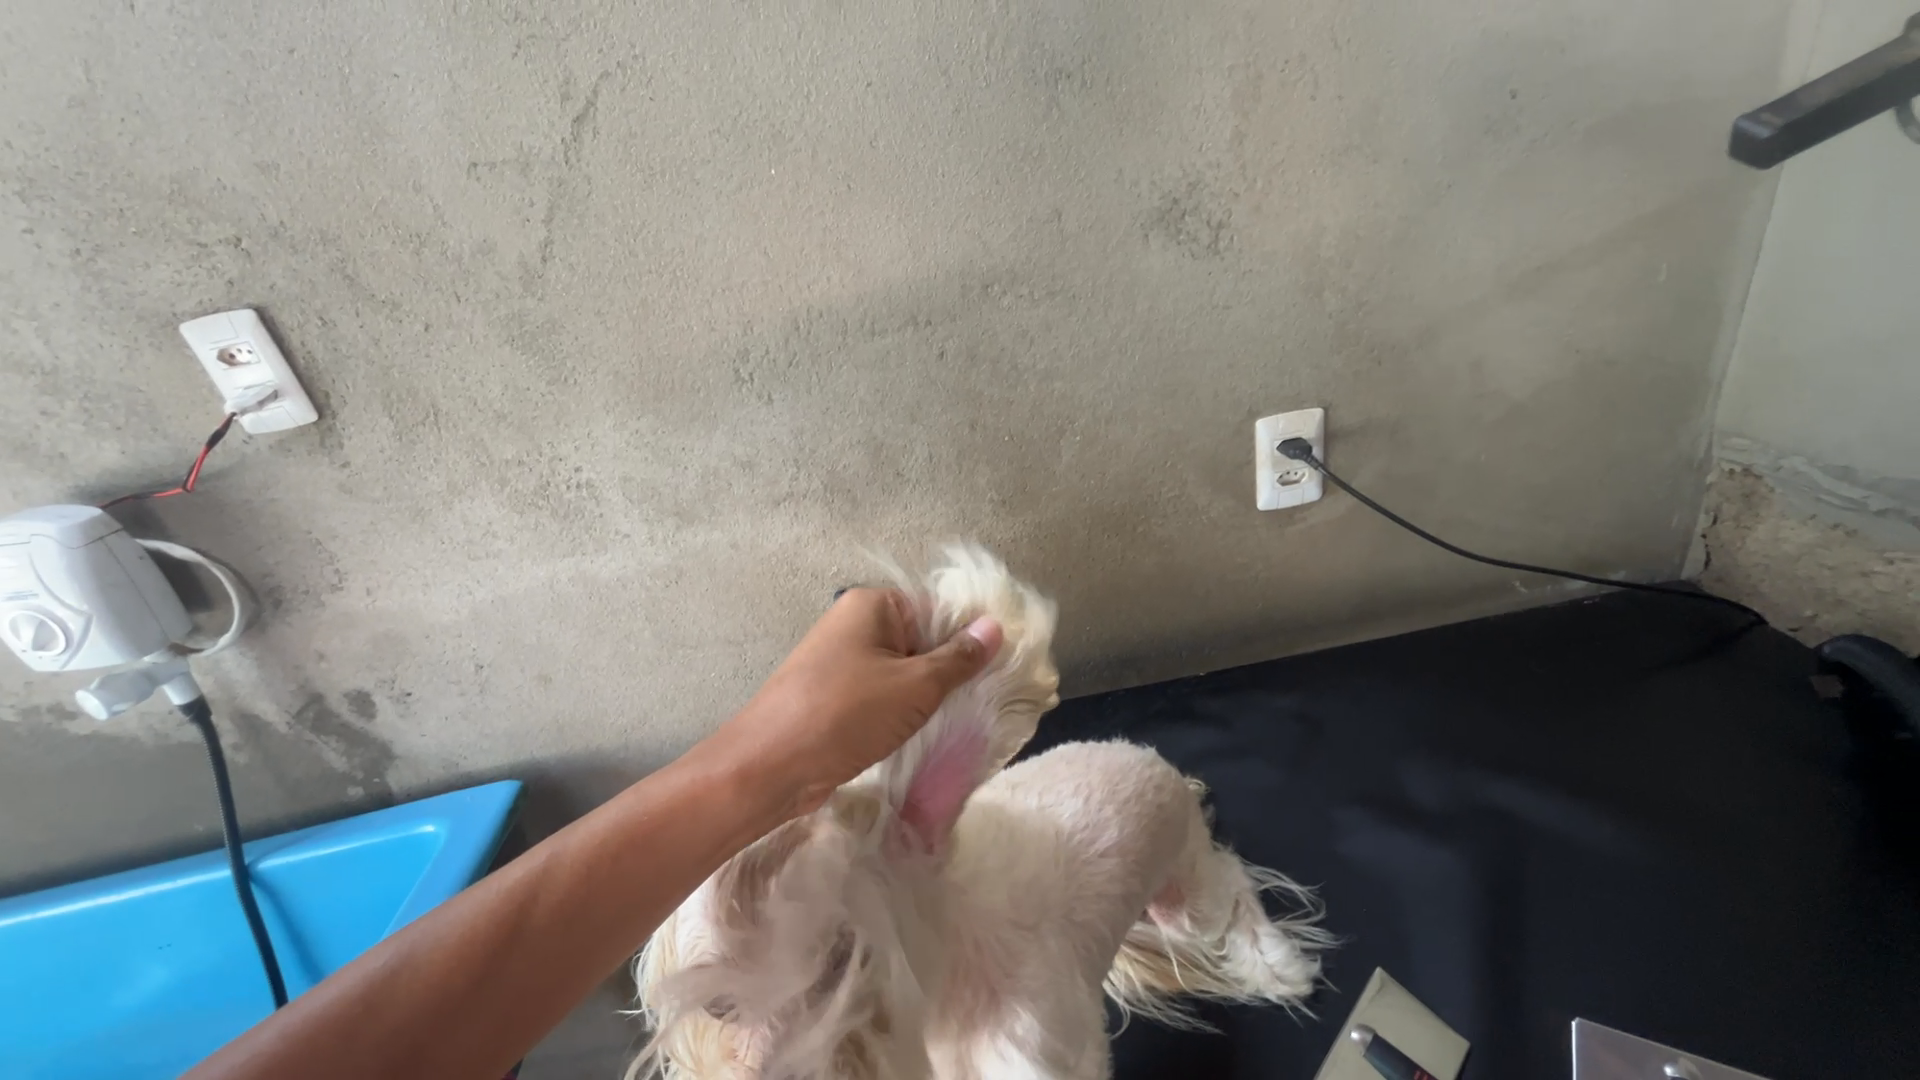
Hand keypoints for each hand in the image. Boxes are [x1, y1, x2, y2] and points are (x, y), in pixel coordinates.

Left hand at [700, 588, 1001, 821]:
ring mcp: (842, 661)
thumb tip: (994, 625)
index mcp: (873, 605)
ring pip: (903, 671)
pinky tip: (924, 732)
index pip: (938, 608)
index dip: (970, 637)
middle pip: (921, 639)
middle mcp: (855, 624)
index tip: (1001, 667)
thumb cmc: (846, 714)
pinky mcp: (835, 695)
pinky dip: (903, 710)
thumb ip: (958, 658)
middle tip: (986, 698)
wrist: (769, 766)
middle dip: (950, 669)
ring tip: (961, 717)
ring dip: (927, 694)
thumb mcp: (915, 686)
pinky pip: (882, 694)